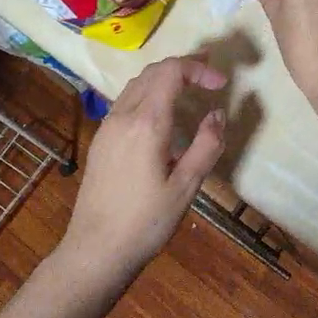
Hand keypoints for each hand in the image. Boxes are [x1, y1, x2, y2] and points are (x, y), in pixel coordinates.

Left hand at [60, 57, 226, 279]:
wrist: (95, 250)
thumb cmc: (145, 222)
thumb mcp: (186, 187)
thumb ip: (206, 145)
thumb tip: (217, 114)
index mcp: (147, 123)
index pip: (171, 72)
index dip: (199, 68)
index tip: (221, 84)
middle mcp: (123, 116)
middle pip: (152, 72)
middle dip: (183, 67)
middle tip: (210, 76)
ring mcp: (107, 127)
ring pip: (136, 85)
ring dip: (164, 79)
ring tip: (190, 90)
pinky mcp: (100, 140)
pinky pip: (126, 102)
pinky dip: (149, 95)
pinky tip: (162, 116)